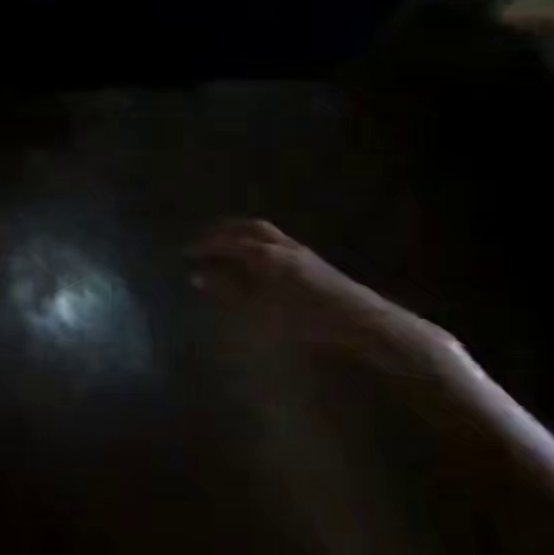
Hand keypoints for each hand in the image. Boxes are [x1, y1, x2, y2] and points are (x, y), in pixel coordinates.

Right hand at [189, 219, 466, 376]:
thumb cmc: (305, 321)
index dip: (203, 245)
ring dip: (244, 234)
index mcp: (263, 254)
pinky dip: (261, 243)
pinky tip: (259, 260)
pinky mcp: (318, 264)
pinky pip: (280, 242)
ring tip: (229, 246)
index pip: (225, 242)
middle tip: (205, 239)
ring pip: (267, 233)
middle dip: (224, 230)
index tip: (186, 252)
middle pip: (248, 227)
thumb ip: (226, 291)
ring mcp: (303, 253)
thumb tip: (196, 275)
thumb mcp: (256, 310)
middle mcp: (282, 246)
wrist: (367, 327)